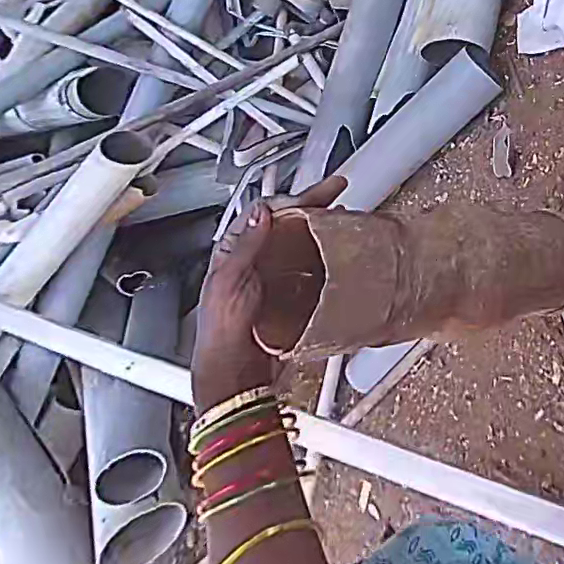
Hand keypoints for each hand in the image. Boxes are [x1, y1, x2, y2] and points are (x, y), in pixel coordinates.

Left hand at [192, 176, 346, 405]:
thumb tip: (262, 212)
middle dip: (313, 200)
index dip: (292, 198)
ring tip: (342, 210)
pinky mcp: (290, 288)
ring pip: (300, 236)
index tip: (315, 195)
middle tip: (336, 188)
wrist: (238, 375)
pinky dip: (326, 246)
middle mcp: (255, 257)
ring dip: (321, 220)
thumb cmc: (221, 333)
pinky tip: (338, 242)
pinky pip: (310, 259)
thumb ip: (246, 246)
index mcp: (234, 251)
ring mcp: (274, 272)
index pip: (265, 212)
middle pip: (286, 220)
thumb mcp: (229, 284)